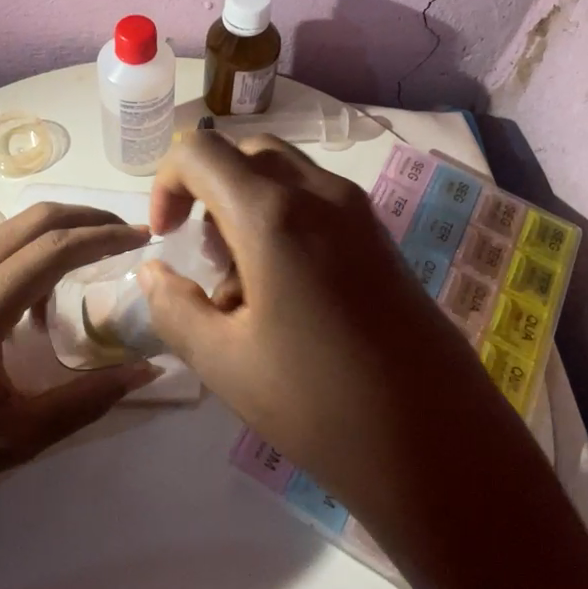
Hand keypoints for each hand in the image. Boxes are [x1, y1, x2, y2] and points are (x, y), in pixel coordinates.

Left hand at [0, 203, 157, 493]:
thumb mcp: (20, 436)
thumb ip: (88, 400)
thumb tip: (147, 371)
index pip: (51, 251)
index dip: (102, 237)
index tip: (140, 237)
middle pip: (32, 220)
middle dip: (86, 217)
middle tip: (125, 233)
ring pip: (9, 228)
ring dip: (56, 232)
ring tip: (89, 262)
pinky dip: (26, 251)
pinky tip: (37, 294)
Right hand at [137, 133, 505, 502]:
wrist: (436, 437)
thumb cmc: (318, 401)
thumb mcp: (224, 362)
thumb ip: (174, 307)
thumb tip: (151, 272)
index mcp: (273, 213)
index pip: (201, 152)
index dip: (166, 182)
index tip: (165, 236)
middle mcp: (320, 193)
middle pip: (248, 153)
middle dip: (211, 190)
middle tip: (207, 257)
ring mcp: (359, 212)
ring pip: (286, 175)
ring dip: (249, 206)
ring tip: (247, 289)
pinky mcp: (381, 237)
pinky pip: (319, 201)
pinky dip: (286, 221)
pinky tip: (290, 295)